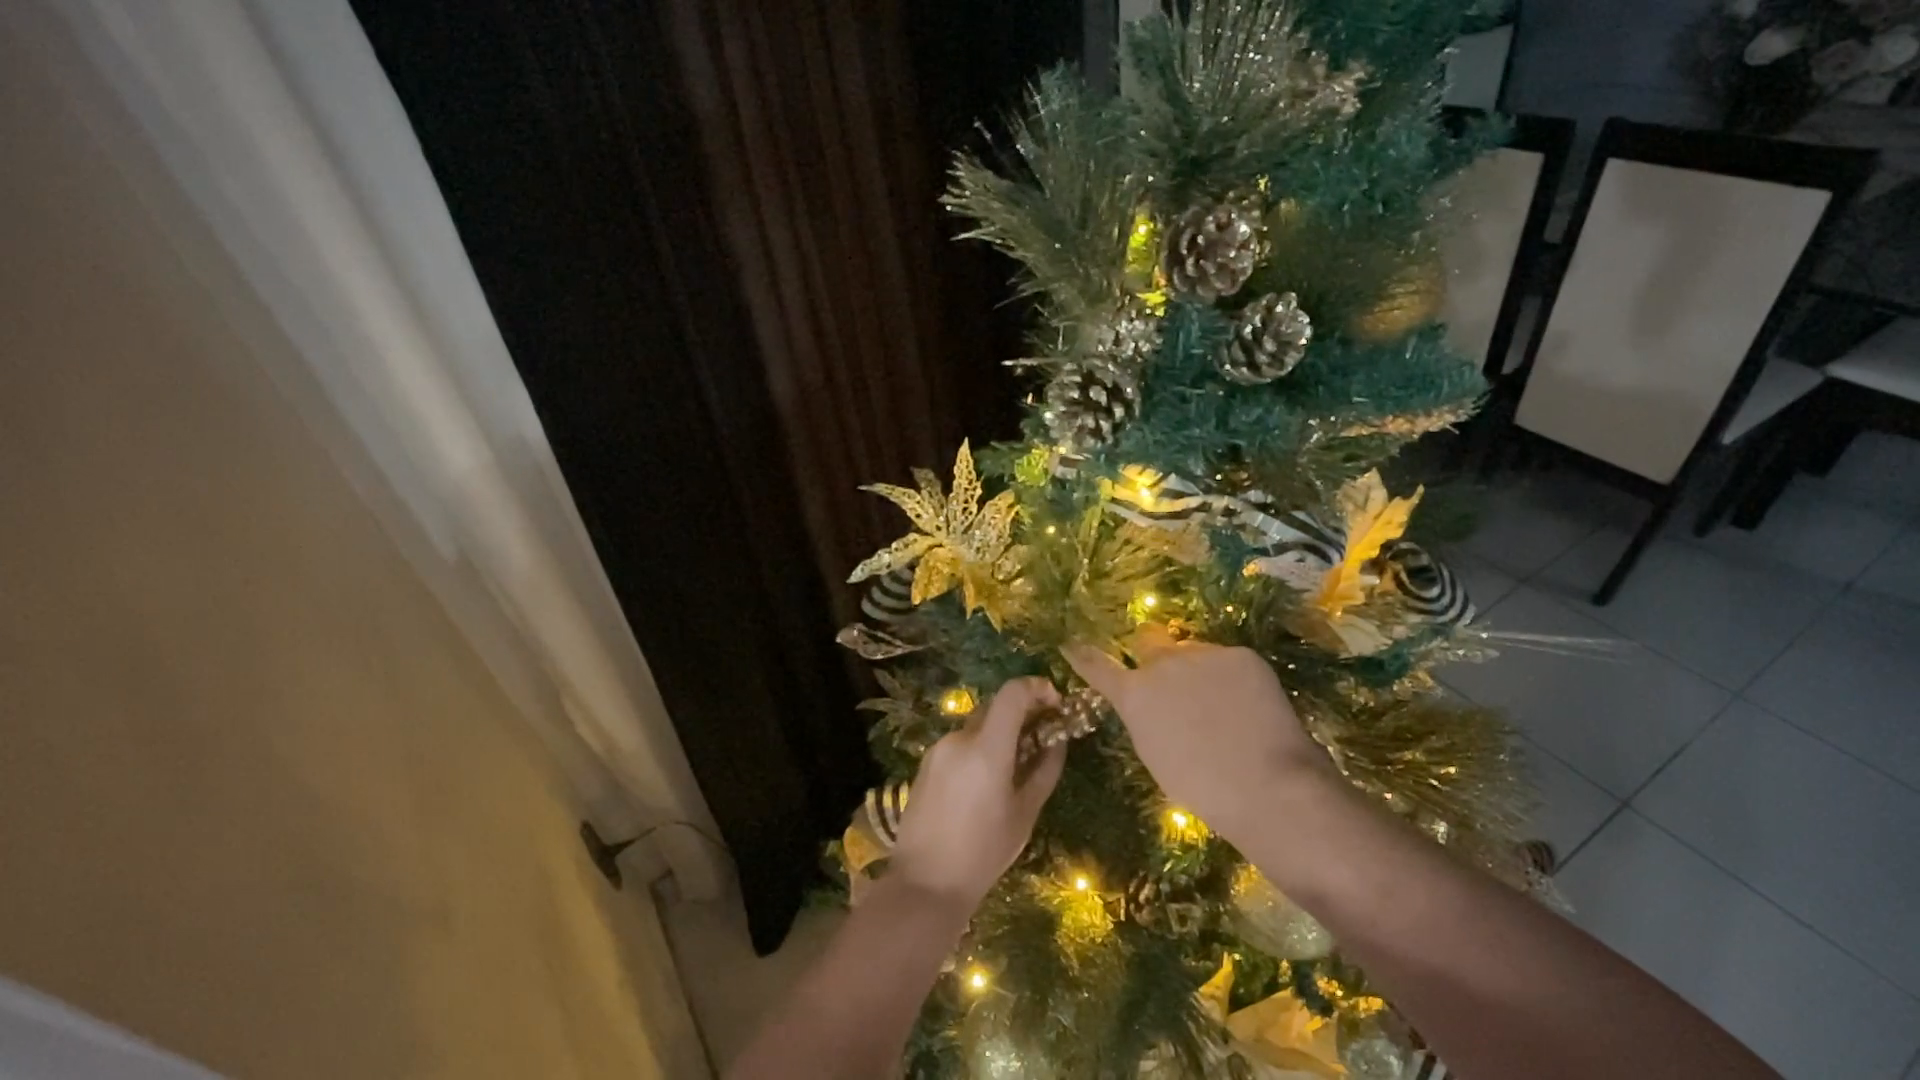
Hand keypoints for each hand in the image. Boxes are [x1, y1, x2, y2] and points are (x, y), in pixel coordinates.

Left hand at [889, 677, 1067, 907]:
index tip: (1055, 704)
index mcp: (986, 748)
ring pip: (976, 727)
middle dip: (1021, 713)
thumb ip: (1044, 770)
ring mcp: (937, 751)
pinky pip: (959, 745)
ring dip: (999, 733)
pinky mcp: (925, 765)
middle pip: (994, 707)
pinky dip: (979, 748)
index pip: (1012, 693)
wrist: (926, 882)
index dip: (1038, 688)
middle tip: (1042, 736)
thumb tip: (1058, 741)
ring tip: (1015, 766)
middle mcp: (958, 739)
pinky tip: (986, 782)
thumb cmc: (984, 852)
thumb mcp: (1024, 813)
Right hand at [1064, 627, 1327, 842]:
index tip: (1070, 643)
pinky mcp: (1241, 654)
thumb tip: (1150, 703)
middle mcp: (1163, 663)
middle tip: (1173, 680)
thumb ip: (1144, 716)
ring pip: (1193, 652)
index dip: (1082, 655)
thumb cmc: (1202, 786)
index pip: (1097, 667)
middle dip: (1153, 653)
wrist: (1266, 784)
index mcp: (1134, 694)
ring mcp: (1204, 654)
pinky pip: (1228, 660)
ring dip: (1197, 669)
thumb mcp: (1154, 751)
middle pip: (1148, 639)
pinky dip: (1232, 677)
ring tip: (1221, 704)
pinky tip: (1247, 704)